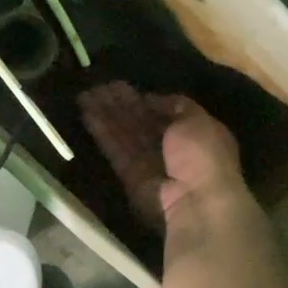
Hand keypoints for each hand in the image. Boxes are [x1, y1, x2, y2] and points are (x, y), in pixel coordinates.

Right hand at [78, 81, 249, 230]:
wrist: (195, 201)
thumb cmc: (203, 155)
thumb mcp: (197, 120)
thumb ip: (175, 105)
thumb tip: (152, 98)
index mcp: (193, 133)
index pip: (163, 112)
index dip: (142, 99)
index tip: (122, 86)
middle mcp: (171, 148)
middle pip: (140, 122)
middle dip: (119, 105)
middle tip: (96, 87)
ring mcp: (150, 163)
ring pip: (124, 134)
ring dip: (106, 114)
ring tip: (84, 95)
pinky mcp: (130, 176)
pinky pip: (116, 150)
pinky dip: (102, 132)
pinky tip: (87, 114)